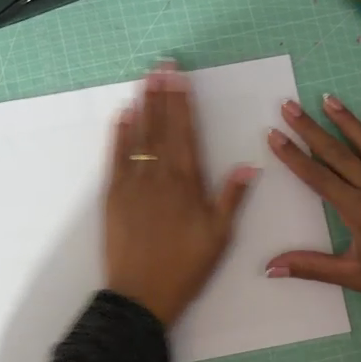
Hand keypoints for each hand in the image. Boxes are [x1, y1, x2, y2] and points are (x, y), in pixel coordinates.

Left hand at [103, 62, 258, 326]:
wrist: (140, 296)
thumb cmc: (185, 268)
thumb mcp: (219, 238)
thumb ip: (231, 198)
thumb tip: (247, 164)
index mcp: (187, 183)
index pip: (185, 132)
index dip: (183, 102)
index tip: (180, 77)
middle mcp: (159, 176)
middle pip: (161, 126)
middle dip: (162, 93)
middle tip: (161, 64)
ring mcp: (133, 183)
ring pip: (138, 135)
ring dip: (142, 104)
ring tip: (144, 78)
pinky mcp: (112, 195)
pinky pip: (116, 156)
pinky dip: (119, 134)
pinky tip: (122, 114)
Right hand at [264, 95, 360, 354]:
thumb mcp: (353, 277)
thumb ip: (311, 267)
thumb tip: (270, 267)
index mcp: (358, 210)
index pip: (317, 176)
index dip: (292, 155)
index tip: (273, 134)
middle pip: (337, 153)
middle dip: (310, 128)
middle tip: (289, 106)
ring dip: (347, 121)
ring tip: (329, 99)